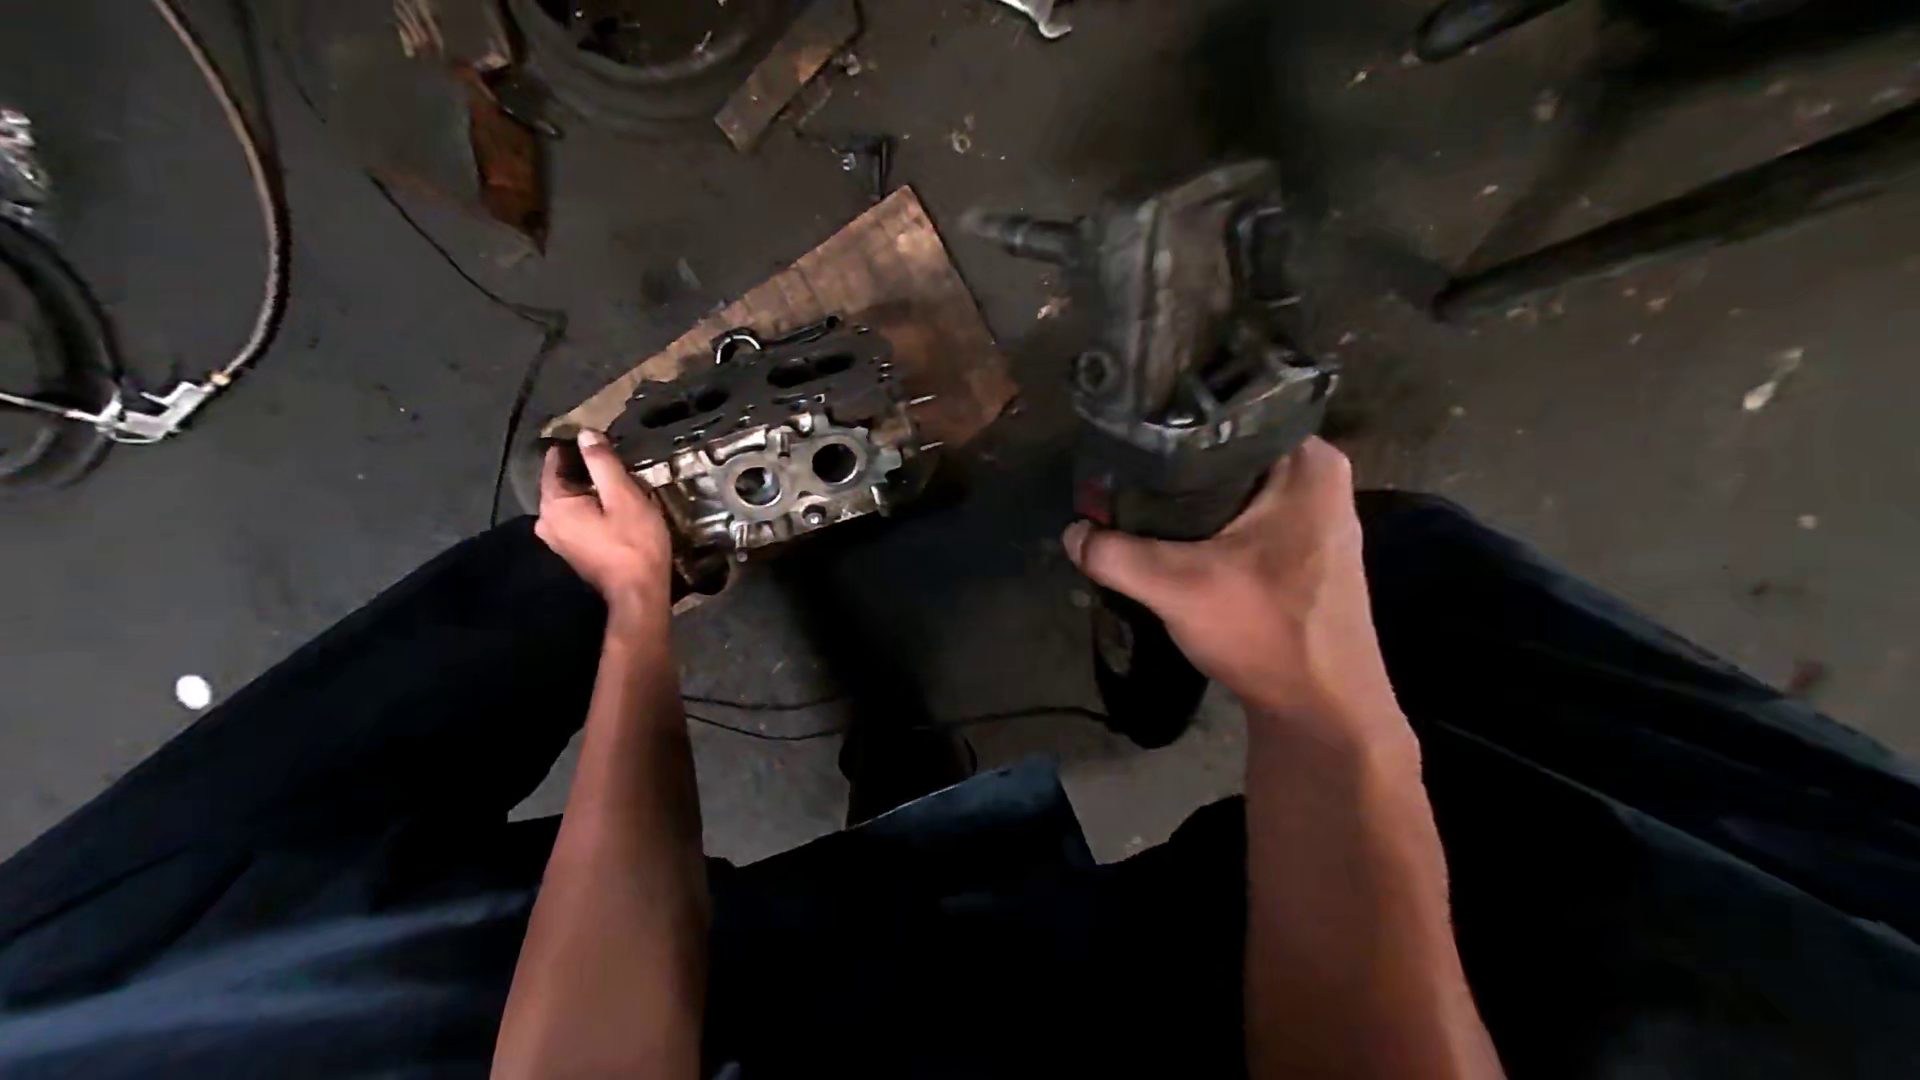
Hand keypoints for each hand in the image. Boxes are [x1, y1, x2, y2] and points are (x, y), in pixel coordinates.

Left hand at [535, 430, 674, 614]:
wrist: (639, 593)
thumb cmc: (634, 544)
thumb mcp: (625, 497)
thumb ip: (603, 463)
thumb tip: (585, 433)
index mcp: (555, 505)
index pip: (555, 462)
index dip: (576, 447)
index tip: (599, 438)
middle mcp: (546, 522)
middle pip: (564, 483)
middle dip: (588, 471)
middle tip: (618, 462)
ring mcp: (558, 540)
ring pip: (572, 502)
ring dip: (593, 492)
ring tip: (622, 485)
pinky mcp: (573, 552)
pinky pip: (578, 519)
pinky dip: (593, 510)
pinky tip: (616, 510)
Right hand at [1064, 438, 1404, 741]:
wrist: (1321, 711)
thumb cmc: (1265, 632)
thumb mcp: (1176, 587)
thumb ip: (1115, 554)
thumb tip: (1072, 533)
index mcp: (1307, 463)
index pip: (1226, 416)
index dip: (1171, 427)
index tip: (1125, 441)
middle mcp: (1318, 479)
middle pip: (1226, 455)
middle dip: (1173, 468)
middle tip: (1122, 476)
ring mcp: (1314, 517)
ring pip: (1233, 489)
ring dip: (1189, 501)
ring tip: (1137, 504)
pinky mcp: (1303, 551)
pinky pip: (1243, 518)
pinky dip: (1208, 525)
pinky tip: (1174, 540)